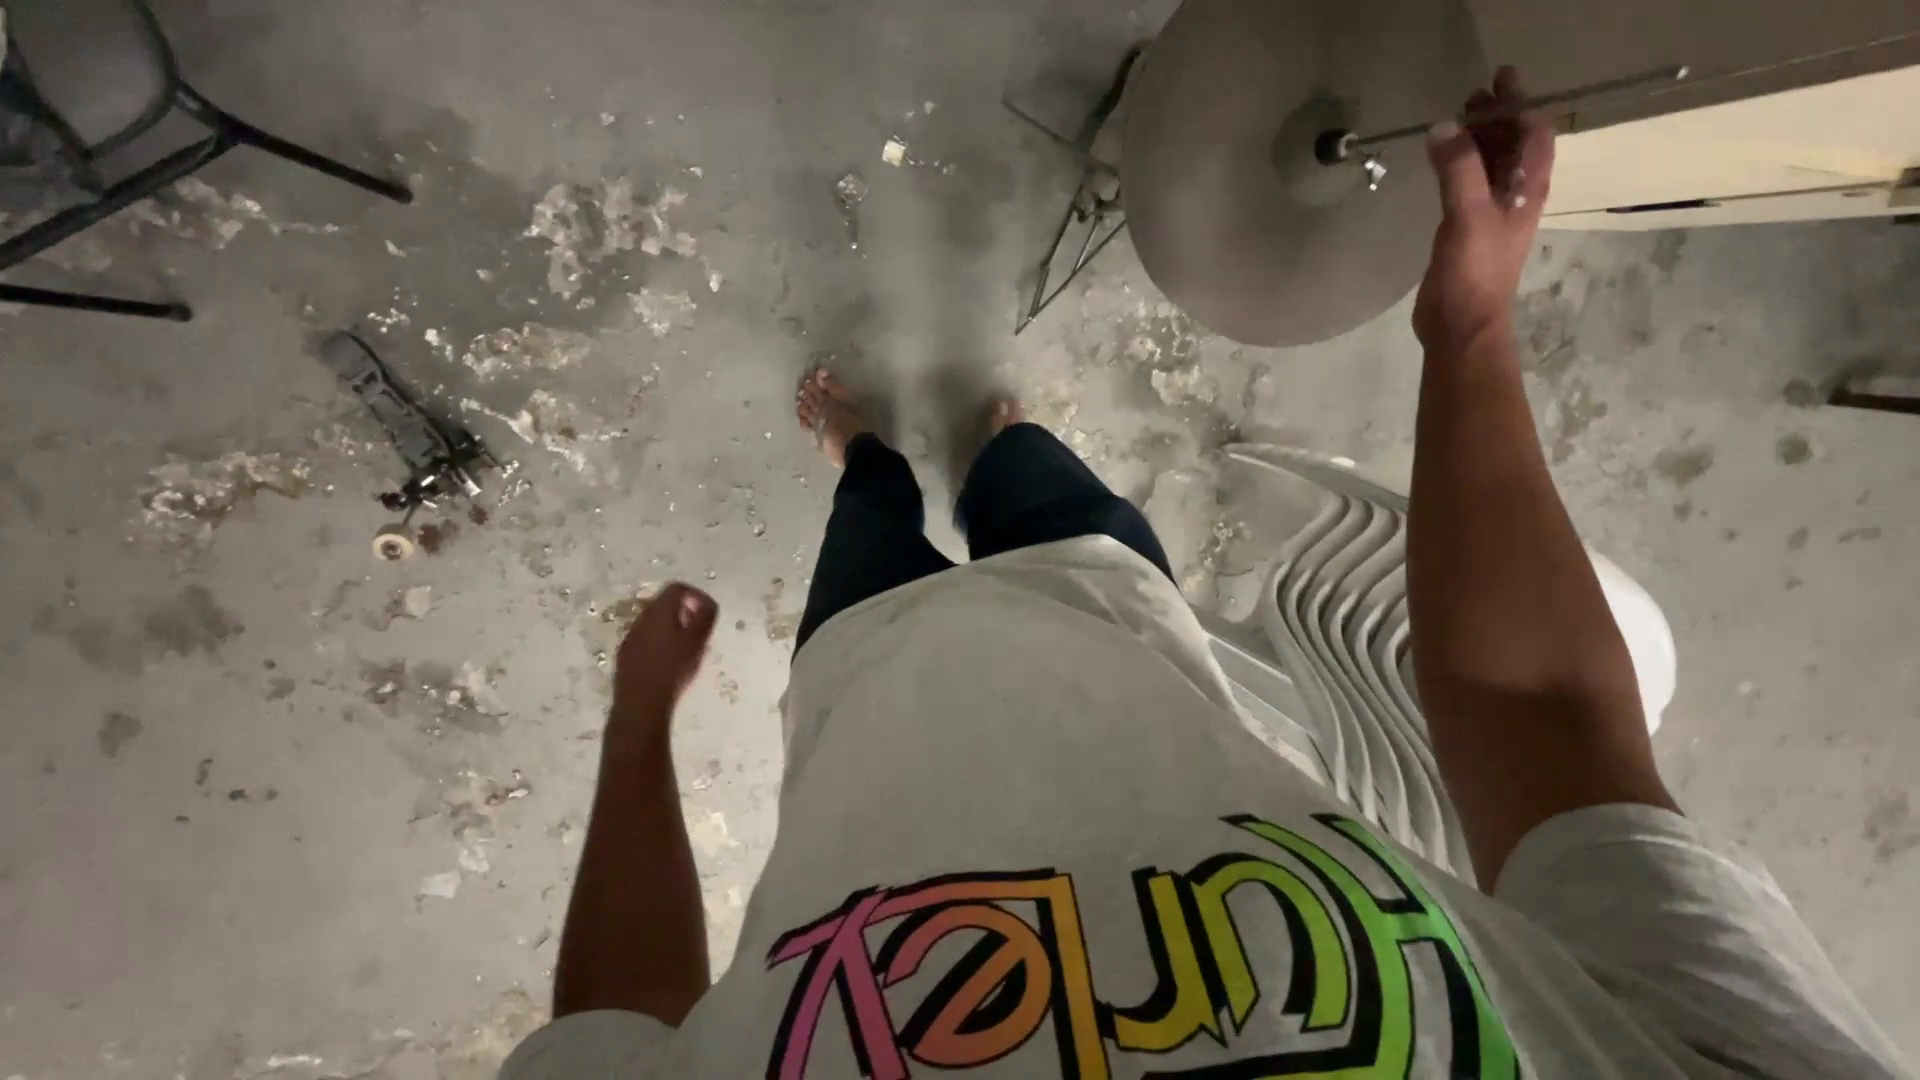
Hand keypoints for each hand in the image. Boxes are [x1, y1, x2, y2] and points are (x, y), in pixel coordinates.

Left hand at [612, 583, 717, 720]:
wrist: (641, 703)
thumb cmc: (674, 669)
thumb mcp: (697, 641)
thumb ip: (705, 617)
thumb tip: (707, 603)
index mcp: (659, 612)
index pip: (677, 588)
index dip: (695, 595)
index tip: (707, 611)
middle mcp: (641, 619)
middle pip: (663, 604)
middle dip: (684, 612)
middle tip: (699, 629)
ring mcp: (630, 637)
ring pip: (653, 623)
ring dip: (670, 628)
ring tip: (686, 648)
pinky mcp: (625, 655)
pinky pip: (644, 639)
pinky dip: (659, 642)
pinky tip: (668, 662)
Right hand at [1413, 66, 1554, 352]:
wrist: (1461, 326)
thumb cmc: (1473, 273)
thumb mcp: (1467, 215)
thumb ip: (1458, 169)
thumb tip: (1443, 128)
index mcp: (1528, 189)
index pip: (1533, 133)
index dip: (1519, 104)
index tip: (1496, 83)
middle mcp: (1515, 197)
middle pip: (1513, 146)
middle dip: (1496, 119)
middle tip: (1469, 99)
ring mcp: (1491, 216)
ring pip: (1490, 167)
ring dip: (1477, 142)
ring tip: (1452, 125)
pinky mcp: (1466, 234)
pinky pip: (1468, 188)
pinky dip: (1458, 169)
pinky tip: (1441, 166)